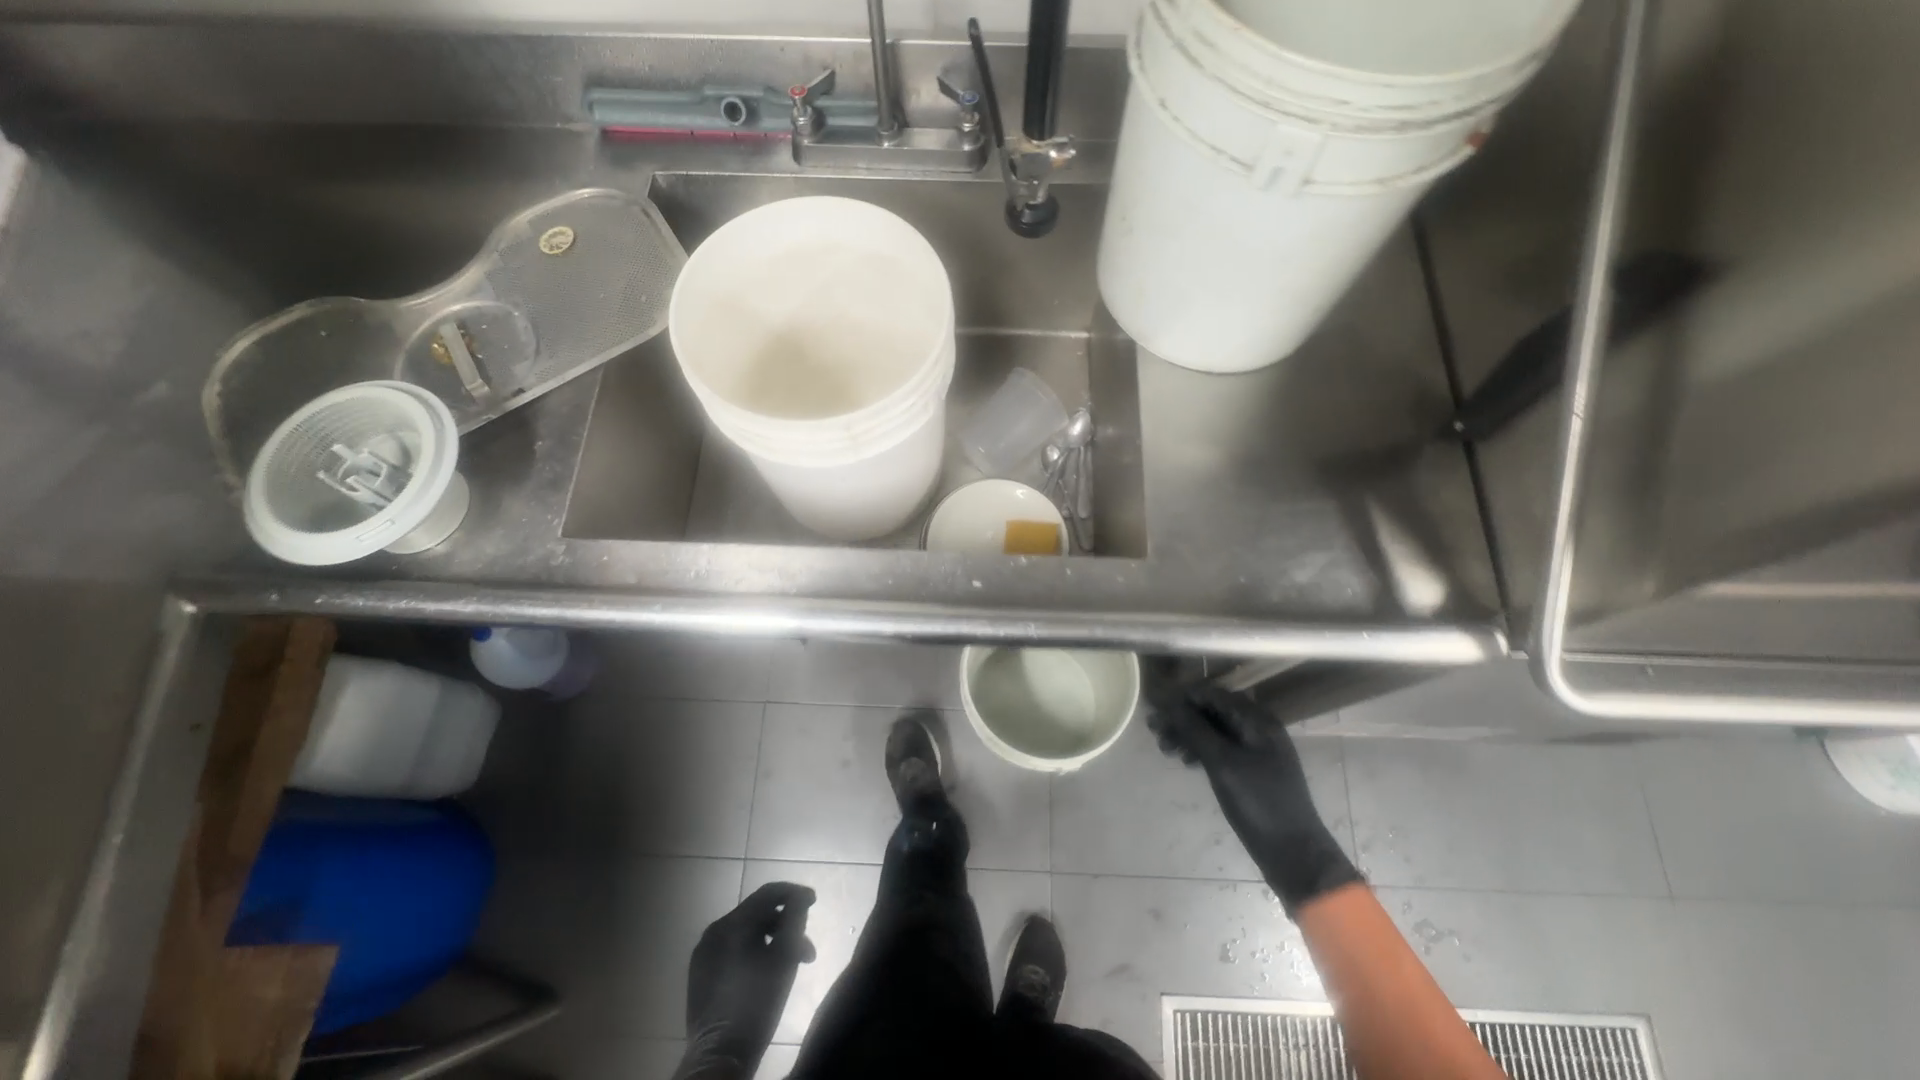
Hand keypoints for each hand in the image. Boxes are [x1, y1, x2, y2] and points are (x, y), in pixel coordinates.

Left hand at [674, 882, 816, 1079]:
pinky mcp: (700, 973)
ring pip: (744, 934)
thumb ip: (793, 921)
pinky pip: (731, 950)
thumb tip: (799, 899)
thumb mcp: (784, 958)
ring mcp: (704, 953)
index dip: (794, 894)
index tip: (814, 901)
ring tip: (790, 965)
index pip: (768, 894)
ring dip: (771, 941)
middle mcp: (713, 932)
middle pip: (757, 914)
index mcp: (732, 924)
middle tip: (807, 951)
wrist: (720, 1053)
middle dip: (785, 926)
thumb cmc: (757, 1003)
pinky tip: (765, 973)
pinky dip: (753, 952)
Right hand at [1143, 660, 1362, 916]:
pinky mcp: (1254, 771)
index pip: (1212, 694)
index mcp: (1256, 720)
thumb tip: (1168, 700)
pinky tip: (1187, 763)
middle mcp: (1259, 729)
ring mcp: (1257, 751)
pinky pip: (1222, 750)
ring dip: (1189, 736)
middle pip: (1213, 711)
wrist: (1293, 851)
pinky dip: (1202, 752)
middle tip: (1155, 733)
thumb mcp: (1222, 762)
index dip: (1181, 698)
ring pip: (1216, 732)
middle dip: (1183, 718)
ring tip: (1166, 750)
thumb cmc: (1258, 802)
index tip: (1154, 708)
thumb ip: (1194, 729)